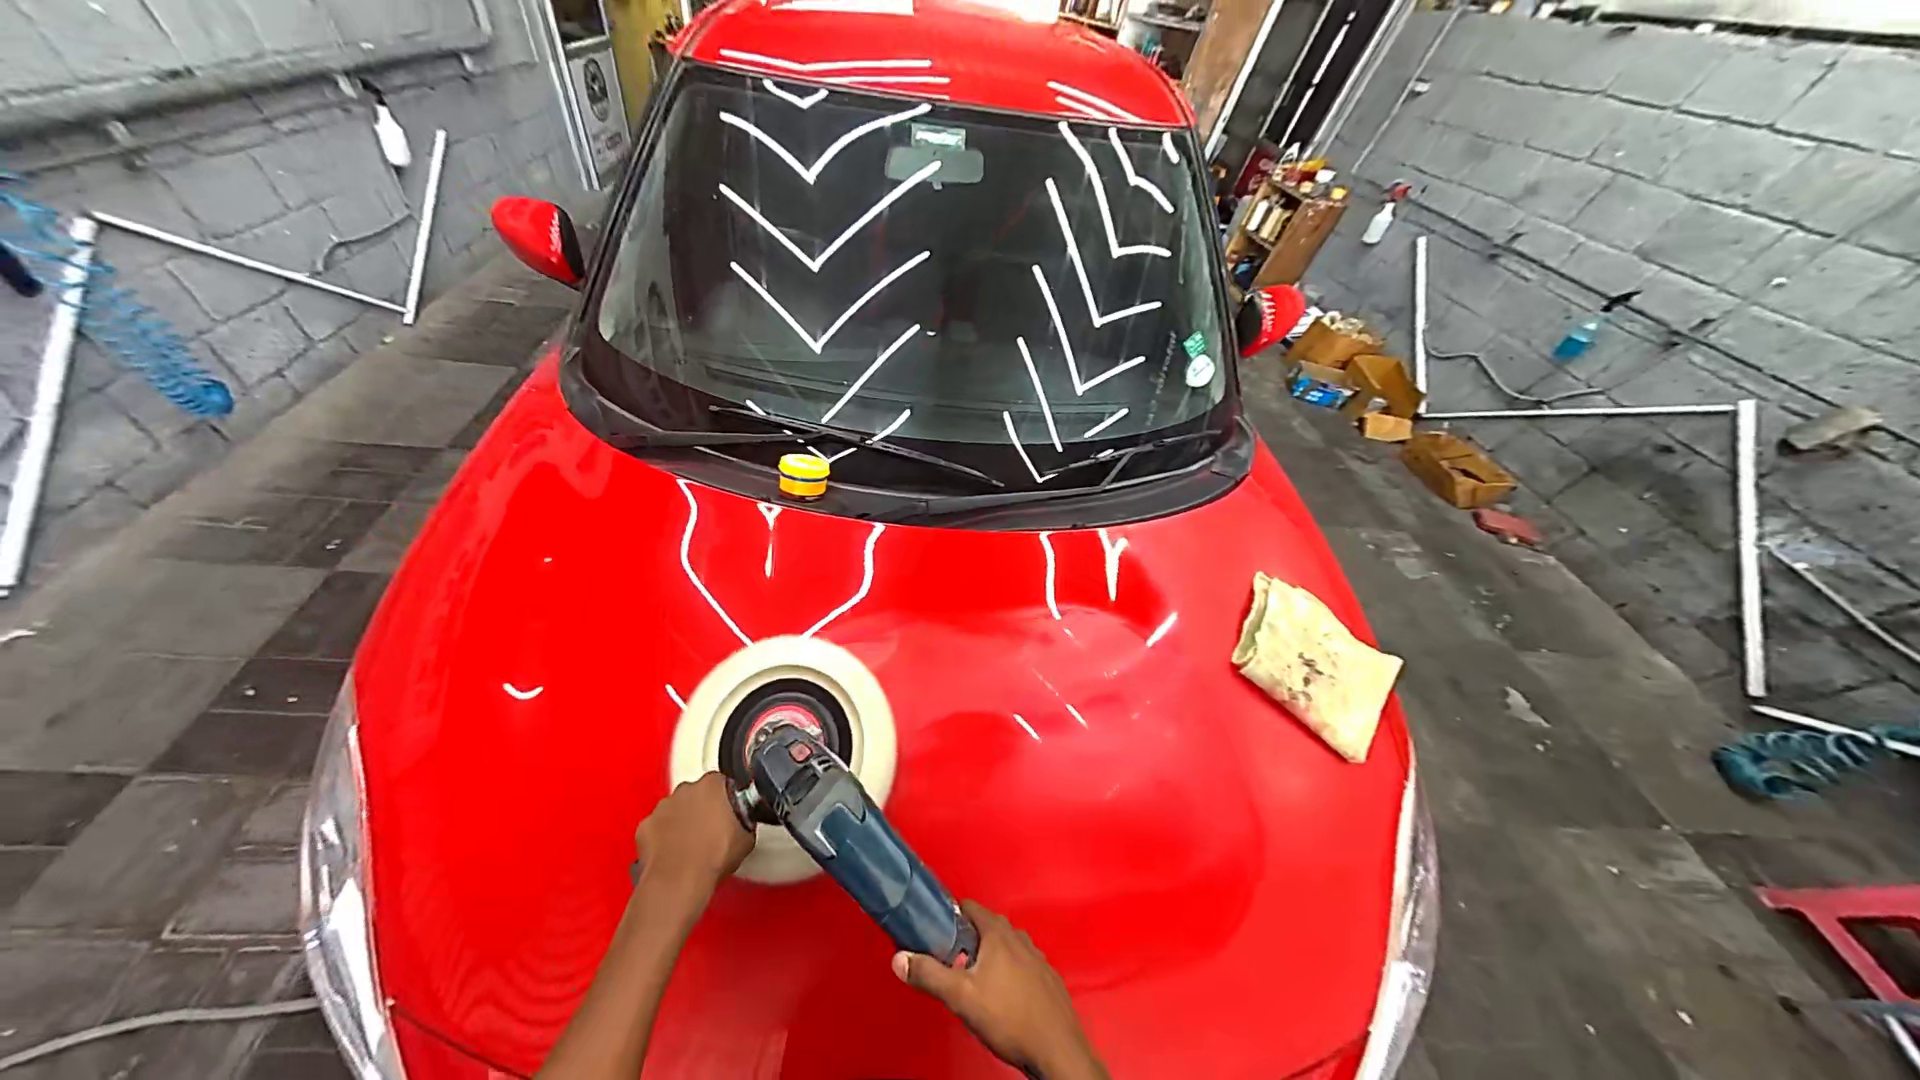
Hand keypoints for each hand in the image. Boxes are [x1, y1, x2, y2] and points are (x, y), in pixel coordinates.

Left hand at [633, 772, 754, 893]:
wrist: (680, 881)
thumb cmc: (713, 856)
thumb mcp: (746, 838)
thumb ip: (743, 820)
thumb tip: (743, 824)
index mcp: (713, 785)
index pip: (722, 782)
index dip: (725, 799)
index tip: (728, 814)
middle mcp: (686, 790)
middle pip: (696, 793)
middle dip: (702, 808)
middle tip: (711, 831)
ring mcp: (662, 807)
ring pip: (675, 810)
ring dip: (681, 821)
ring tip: (691, 846)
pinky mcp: (645, 826)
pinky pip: (656, 828)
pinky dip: (662, 838)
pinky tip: (672, 853)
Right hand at [892, 901, 1106, 1079]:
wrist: (1057, 1050)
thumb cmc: (1008, 1017)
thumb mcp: (960, 997)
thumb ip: (929, 975)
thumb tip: (899, 958)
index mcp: (998, 932)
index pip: (969, 907)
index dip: (950, 916)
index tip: (936, 932)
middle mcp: (1019, 937)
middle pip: (986, 927)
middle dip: (967, 940)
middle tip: (950, 962)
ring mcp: (1037, 956)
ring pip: (1005, 946)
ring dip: (989, 956)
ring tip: (974, 980)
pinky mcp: (1048, 977)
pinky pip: (1022, 964)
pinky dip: (1008, 971)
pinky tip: (1003, 996)